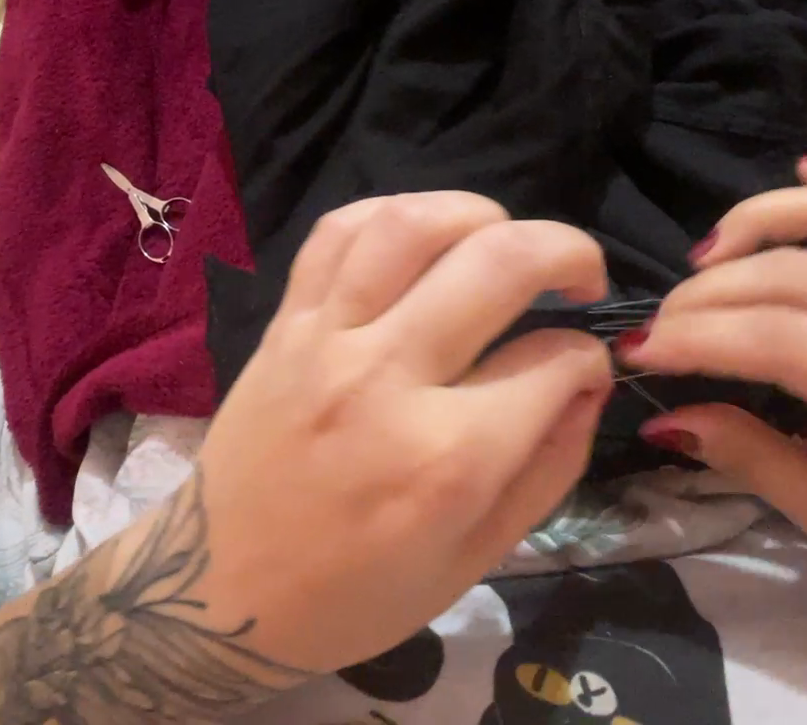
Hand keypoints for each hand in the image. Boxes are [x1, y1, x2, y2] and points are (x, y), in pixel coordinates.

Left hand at [193, 192, 613, 672]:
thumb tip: (588, 377)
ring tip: (506, 239)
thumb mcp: (476, 560)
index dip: (588, 356)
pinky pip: (338, 232)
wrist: (218, 591)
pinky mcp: (285, 321)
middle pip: (499, 264)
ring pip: (413, 224)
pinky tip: (425, 237)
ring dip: (482, 213)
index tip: (584, 365)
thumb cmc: (356, 594)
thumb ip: (549, 466)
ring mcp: (326, 339)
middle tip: (581, 274)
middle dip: (568, 252)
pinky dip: (393, 212)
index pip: (553, 360)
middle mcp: (387, 379)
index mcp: (445, 459)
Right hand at [619, 159, 806, 602]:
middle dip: (710, 294)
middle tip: (655, 326)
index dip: (704, 337)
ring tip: (703, 256)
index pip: (790, 340)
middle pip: (800, 276)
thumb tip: (664, 419)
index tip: (639, 351)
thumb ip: (750, 458)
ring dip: (761, 220)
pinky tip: (801, 169)